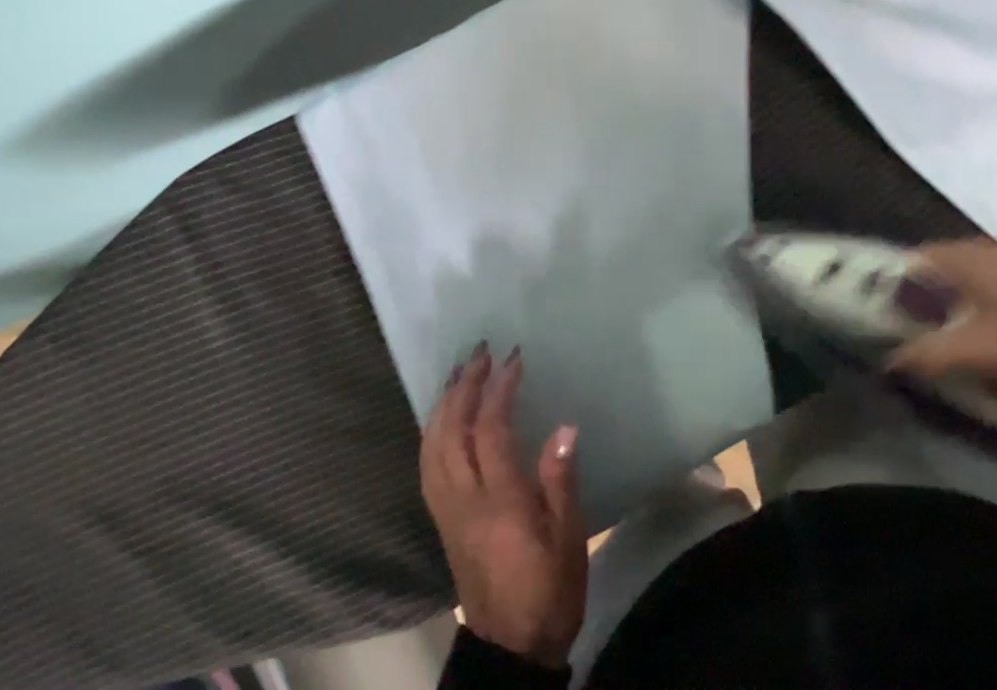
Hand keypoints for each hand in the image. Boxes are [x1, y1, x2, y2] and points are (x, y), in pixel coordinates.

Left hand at [421, 344, 586, 667]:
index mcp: (500, 500)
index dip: (499, 389)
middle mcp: (464, 499)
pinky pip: (427, 466)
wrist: (510, 643)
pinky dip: (432, 433)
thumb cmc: (550, 588)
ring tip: (458, 374)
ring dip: (443, 405)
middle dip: (464, 386)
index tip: (513, 358)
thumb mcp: (569, 537)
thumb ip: (560, 480)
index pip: (490, 430)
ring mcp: (446, 510)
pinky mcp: (441, 521)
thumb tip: (564, 427)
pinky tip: (442, 420)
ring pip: (432, 446)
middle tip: (479, 352)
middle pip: (452, 431)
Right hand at [888, 240, 996, 405]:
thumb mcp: (980, 353)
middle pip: (939, 274)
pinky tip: (978, 351)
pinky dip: (975, 320)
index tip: (873, 315)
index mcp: (973, 257)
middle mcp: (992, 253)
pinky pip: (990, 300)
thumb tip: (886, 358)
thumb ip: (927, 354)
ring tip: (935, 349)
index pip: (914, 259)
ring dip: (947, 314)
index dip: (889, 284)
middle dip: (918, 305)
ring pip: (965, 288)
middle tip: (901, 339)